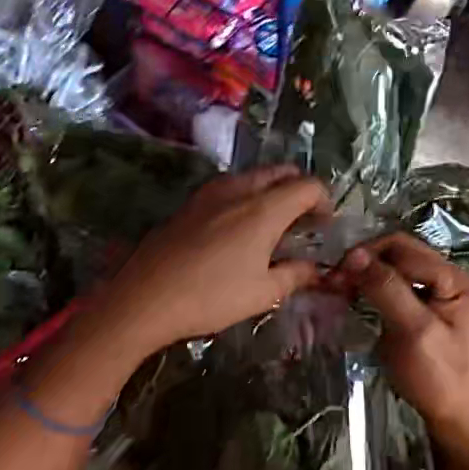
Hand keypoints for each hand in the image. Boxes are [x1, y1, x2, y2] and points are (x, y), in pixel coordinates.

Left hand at [104, 166, 329, 348]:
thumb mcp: (263, 293)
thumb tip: (315, 269)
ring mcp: (212, 192)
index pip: (309, 185)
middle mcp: (241, 189)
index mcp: (265, 208)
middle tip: (303, 221)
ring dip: (273, 191)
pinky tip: (238, 230)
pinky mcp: (191, 202)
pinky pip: (231, 187)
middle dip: (300, 189)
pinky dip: (247, 197)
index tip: (324, 227)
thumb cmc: (211, 297)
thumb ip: (296, 275)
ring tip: (273, 224)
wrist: (144, 298)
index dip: (325, 202)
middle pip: (283, 171)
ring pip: (255, 176)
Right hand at [341, 234, 468, 446]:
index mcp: (456, 279)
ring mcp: (442, 294)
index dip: (369, 255)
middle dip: (368, 262)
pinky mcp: (430, 310)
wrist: (457, 419)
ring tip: (342, 287)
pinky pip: (401, 287)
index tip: (337, 273)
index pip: (405, 248)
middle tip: (336, 279)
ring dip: (370, 274)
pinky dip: (378, 289)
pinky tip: (359, 298)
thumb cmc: (438, 377)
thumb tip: (355, 256)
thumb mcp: (413, 330)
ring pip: (399, 269)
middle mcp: (452, 279)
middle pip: (402, 255)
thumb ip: (387, 289)